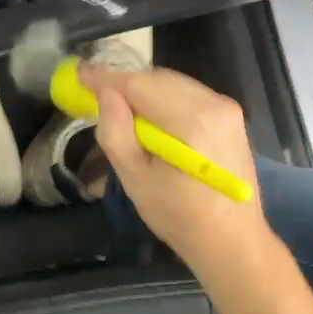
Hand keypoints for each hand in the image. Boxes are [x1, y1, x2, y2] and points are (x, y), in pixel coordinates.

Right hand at [82, 65, 276, 275]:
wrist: (232, 239)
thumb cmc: (180, 217)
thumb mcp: (136, 180)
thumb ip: (117, 133)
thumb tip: (105, 94)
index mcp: (191, 121)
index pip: (140, 85)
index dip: (106, 77)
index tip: (79, 73)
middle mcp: (214, 104)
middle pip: (159, 79)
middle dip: (126, 83)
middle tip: (95, 94)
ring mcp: (228, 108)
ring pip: (175, 84)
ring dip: (146, 90)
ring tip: (121, 109)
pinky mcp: (232, 117)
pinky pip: (190, 95)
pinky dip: (166, 99)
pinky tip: (152, 119)